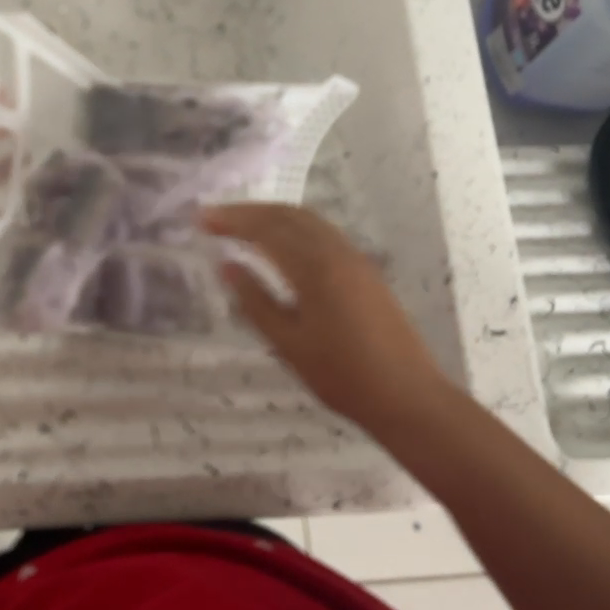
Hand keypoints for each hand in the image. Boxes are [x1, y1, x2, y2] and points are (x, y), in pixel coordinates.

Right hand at [206, 204, 448, 431]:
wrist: (408, 397)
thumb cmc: (342, 376)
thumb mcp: (288, 344)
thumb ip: (255, 301)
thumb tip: (226, 265)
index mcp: (315, 267)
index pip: (265, 229)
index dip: (231, 221)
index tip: (201, 219)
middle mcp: (336, 252)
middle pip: (287, 215)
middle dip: (249, 211)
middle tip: (215, 217)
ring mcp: (354, 259)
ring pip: (307, 220)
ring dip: (272, 215)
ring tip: (242, 224)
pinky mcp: (365, 271)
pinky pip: (322, 232)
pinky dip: (293, 226)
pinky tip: (280, 243)